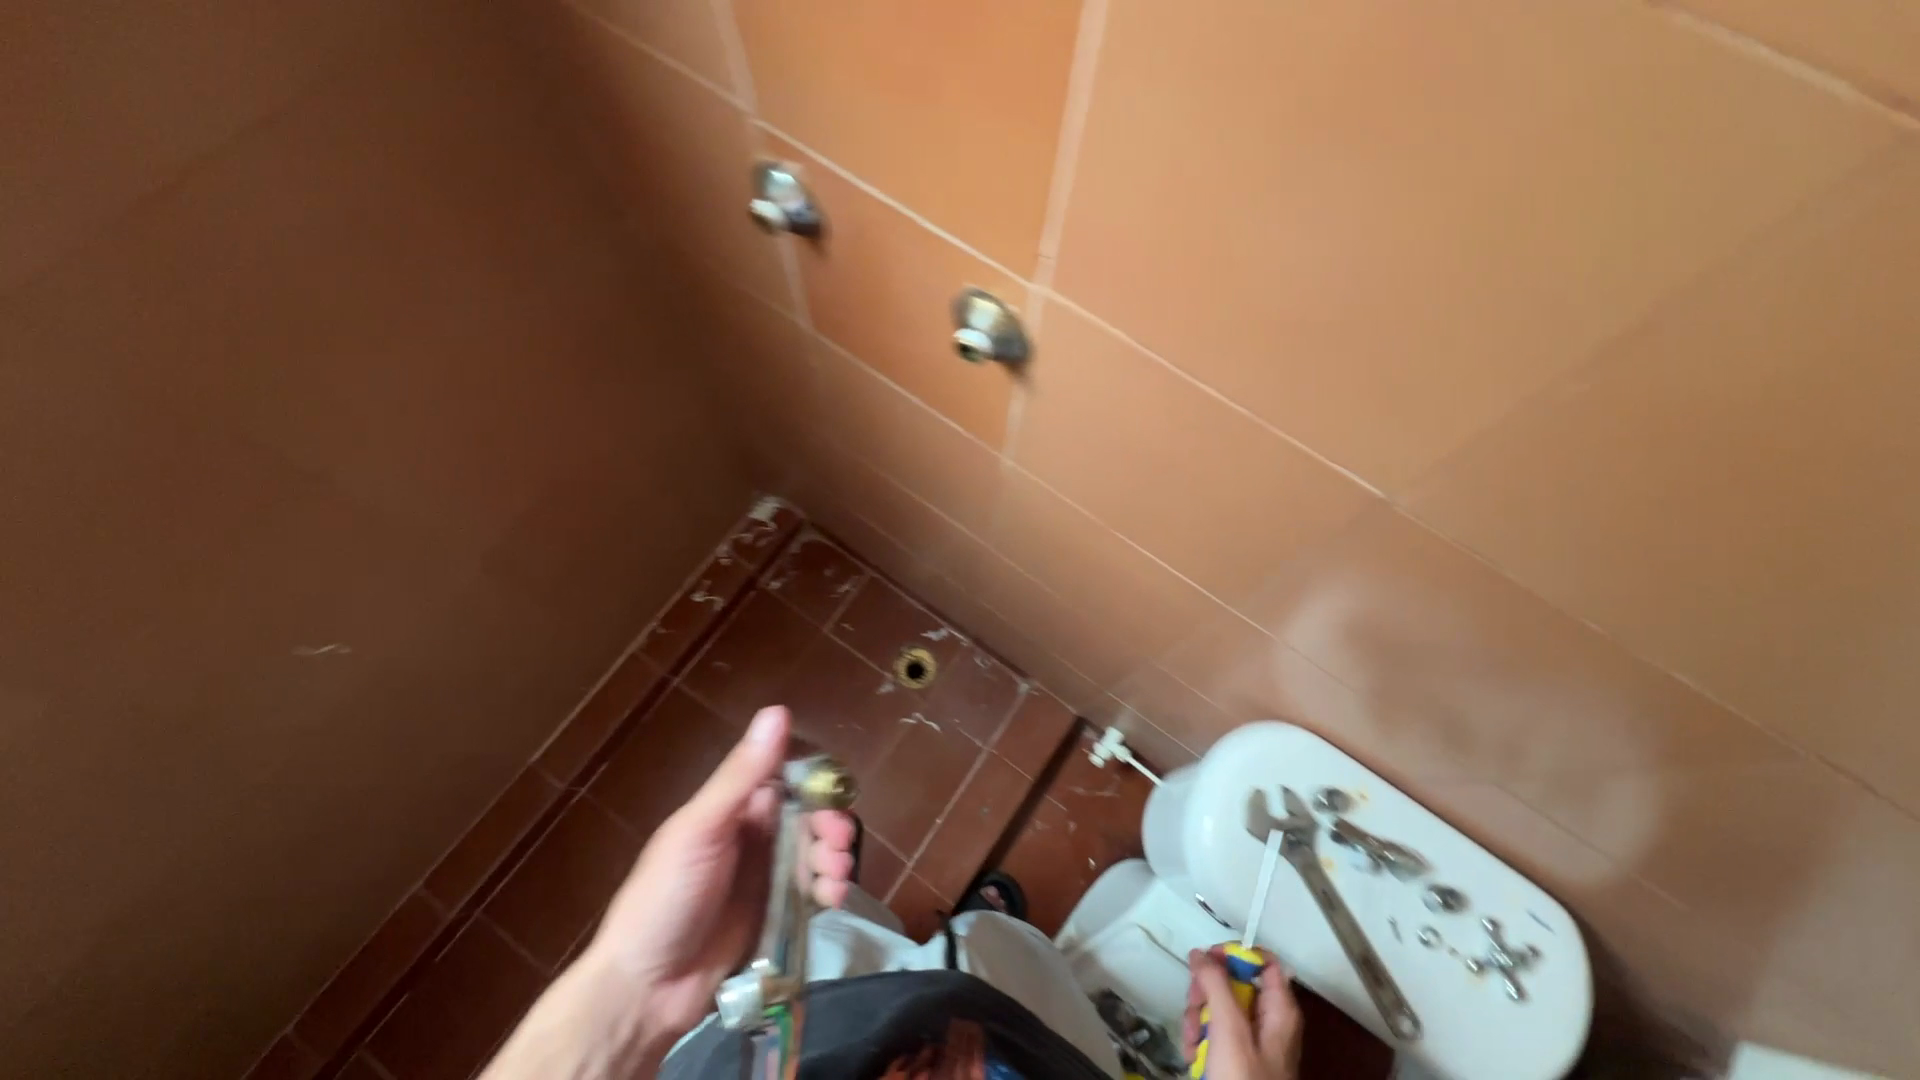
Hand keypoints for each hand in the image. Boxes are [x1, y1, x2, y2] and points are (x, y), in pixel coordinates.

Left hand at [592, 705, 855, 1036]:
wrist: (644, 990)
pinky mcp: (775, 918)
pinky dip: (829, 891)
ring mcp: (765, 880)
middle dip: (831, 827)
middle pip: (809, 820)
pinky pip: (812, 894)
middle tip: (839, 843)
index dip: (816, 786)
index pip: (787, 782)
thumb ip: (743, 774)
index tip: (836, 795)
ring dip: (835, 858)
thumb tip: (778, 711)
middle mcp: (753, 839)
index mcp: (733, 810)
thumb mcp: (702, 828)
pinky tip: (832, 899)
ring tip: (835, 876)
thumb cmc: (665, 897)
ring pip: (816, 855)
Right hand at [1181, 946, 1302, 1079]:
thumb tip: (1201, 952)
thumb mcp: (1229, 1029)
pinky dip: (1200, 1039)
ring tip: (1191, 1041)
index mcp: (1279, 1009)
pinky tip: (1192, 1055)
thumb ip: (1216, 984)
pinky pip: (1216, 1034)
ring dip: (1198, 1018)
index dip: (1235, 954)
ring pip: (1220, 1008)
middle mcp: (1269, 1020)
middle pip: (1234, 983)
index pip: (1264, 961)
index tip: (1207, 959)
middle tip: (1194, 1007)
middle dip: (1207, 992)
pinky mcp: (1237, 1059)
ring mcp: (1253, 1041)